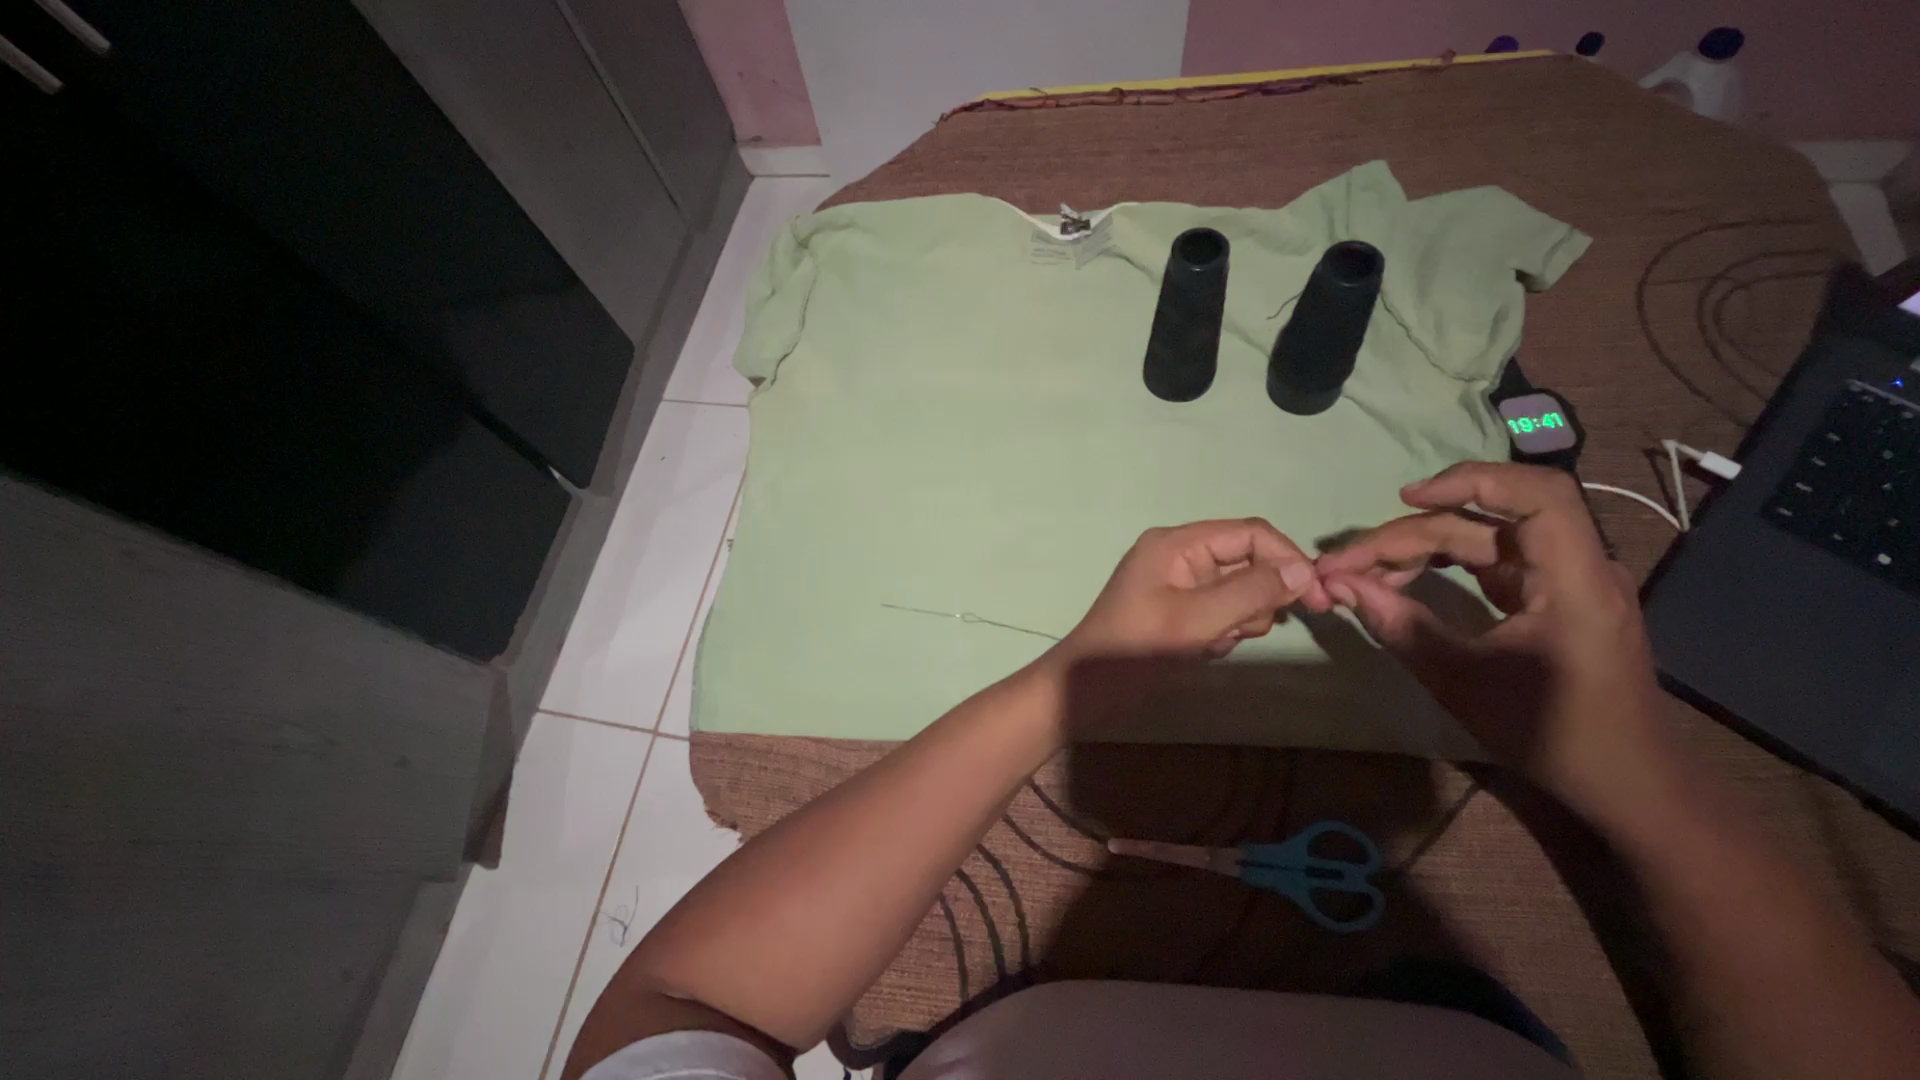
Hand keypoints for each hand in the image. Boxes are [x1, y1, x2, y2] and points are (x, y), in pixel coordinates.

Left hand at [1052, 519, 1328, 663]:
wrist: (1088, 690)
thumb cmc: (1136, 650)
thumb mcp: (1196, 620)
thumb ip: (1250, 592)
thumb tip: (1302, 571)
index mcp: (1176, 544)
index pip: (1249, 534)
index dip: (1286, 559)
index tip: (1315, 596)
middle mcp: (1179, 555)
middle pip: (1247, 560)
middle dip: (1259, 596)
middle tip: (1247, 630)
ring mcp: (1178, 583)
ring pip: (1239, 589)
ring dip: (1241, 618)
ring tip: (1215, 642)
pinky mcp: (1180, 609)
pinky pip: (1222, 610)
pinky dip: (1224, 630)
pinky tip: (1206, 650)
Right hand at [1314, 462, 1675, 815]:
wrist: (1627, 784)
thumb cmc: (1552, 735)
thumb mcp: (1463, 683)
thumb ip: (1401, 626)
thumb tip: (1341, 586)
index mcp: (1574, 583)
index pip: (1537, 496)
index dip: (1471, 480)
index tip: (1405, 498)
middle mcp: (1578, 568)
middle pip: (1486, 522)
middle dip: (1410, 534)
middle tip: (1345, 564)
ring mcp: (1567, 582)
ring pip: (1485, 540)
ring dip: (1422, 547)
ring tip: (1364, 571)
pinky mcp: (1554, 599)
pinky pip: (1494, 563)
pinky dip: (1446, 563)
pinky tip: (1405, 577)